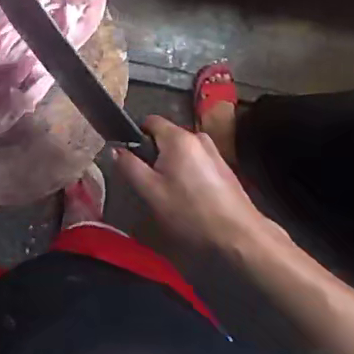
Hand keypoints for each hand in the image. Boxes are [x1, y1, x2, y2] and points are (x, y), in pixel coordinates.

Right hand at [112, 116, 274, 257]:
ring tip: (169, 195)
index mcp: (178, 137)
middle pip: (166, 137)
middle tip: (149, 185)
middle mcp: (198, 137)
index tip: (131, 160)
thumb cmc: (189, 211)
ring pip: (181, 152)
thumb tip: (116, 149)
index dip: (136, 136)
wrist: (237, 233)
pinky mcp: (223, 167)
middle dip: (154, 156)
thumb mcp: (151, 192)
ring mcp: (214, 151)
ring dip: (171, 167)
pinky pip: (196, 162)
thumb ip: (130, 167)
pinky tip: (189, 198)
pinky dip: (188, 174)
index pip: (150, 121)